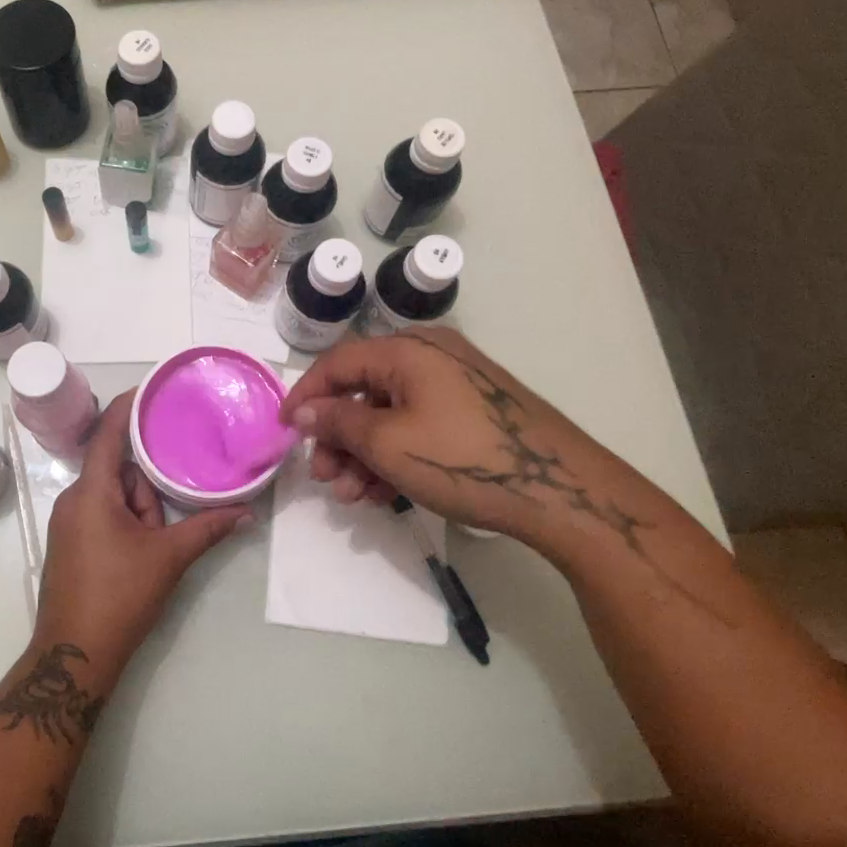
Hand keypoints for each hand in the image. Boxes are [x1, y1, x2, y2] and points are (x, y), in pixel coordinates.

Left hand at [35, 390, 253, 666]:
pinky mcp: (71, 545)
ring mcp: (68, 524)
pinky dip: (128, 521)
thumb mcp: (168, 558)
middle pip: (117, 470)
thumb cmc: (119, 596)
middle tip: (174, 507)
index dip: (128, 407)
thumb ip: (207, 529)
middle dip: (149, 486)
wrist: (75, 654)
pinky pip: (103, 515)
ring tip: (159, 542)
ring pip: (113, 497)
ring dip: (141, 510)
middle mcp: (74, 500)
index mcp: (91, 492)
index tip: (151, 387)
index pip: (108, 433)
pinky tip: (148, 544)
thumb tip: (247, 512)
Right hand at [280, 328, 616, 539]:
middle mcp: (431, 357)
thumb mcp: (389, 444)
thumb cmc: (464, 458)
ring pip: (390, 414)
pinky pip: (418, 424)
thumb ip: (338, 424)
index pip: (337, 363)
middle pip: (363, 392)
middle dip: (337, 438)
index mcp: (408, 351)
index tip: (284, 430)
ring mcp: (456, 384)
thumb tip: (304, 412)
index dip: (305, 395)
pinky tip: (384, 494)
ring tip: (353, 496)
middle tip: (325, 477)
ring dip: (363, 454)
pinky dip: (395, 454)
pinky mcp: (474, 412)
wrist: (561, 489)